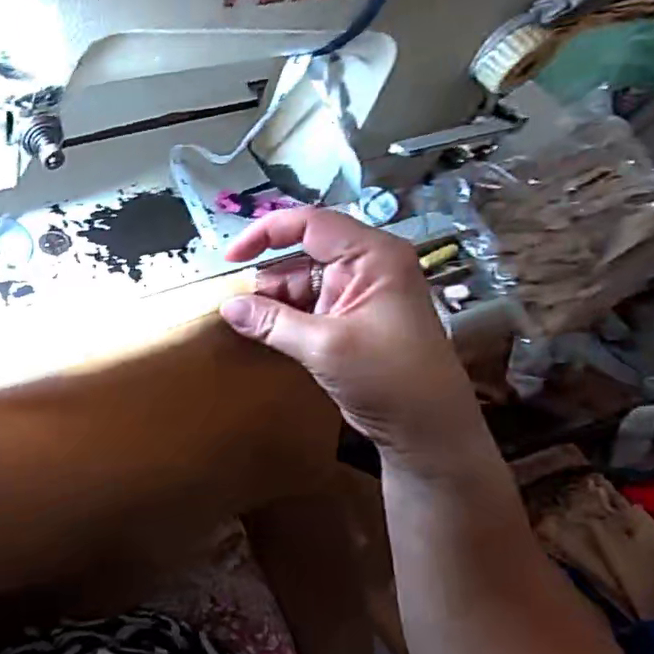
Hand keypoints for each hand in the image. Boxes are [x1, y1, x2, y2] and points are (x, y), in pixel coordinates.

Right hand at [218, 208, 484, 471]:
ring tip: (241, 322)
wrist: (427, 430)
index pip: (310, 223)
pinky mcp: (348, 322)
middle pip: (302, 254)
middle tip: (232, 302)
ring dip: (271, 302)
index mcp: (373, 255)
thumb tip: (227, 306)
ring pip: (300, 284)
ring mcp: (357, 295)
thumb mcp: (325, 347)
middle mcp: (366, 267)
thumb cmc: (390, 378)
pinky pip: (306, 309)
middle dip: (266, 277)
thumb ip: (272, 323)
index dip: (265, 233)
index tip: (230, 258)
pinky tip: (259, 332)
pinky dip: (281, 319)